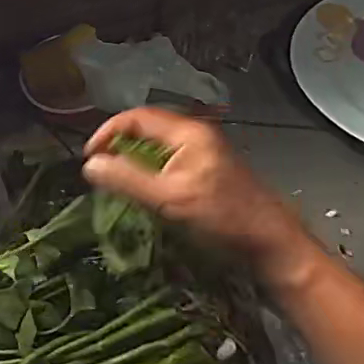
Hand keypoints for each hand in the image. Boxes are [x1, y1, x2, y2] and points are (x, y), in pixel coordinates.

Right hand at [82, 108, 323, 287]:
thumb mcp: (169, 200)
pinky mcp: (209, 169)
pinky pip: (169, 157)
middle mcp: (197, 134)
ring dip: (133, 155)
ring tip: (115, 175)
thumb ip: (127, 179)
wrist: (274, 247)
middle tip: (100, 164)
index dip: (108, 132)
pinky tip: (143, 187)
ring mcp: (205, 151)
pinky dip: (149, 166)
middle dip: (119, 142)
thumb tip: (90, 165)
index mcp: (188, 132)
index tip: (90, 156)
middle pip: (147, 126)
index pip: (136, 117)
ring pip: (157, 143)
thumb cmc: (224, 220)